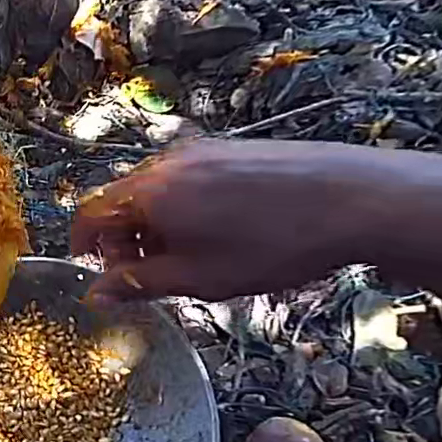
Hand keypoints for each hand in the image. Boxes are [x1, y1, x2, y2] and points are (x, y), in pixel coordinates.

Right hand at [71, 140, 441, 300]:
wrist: (358, 198)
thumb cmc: (270, 246)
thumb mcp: (197, 278)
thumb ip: (138, 284)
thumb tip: (94, 294)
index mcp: (149, 193)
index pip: (90, 213)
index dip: (83, 245)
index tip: (91, 270)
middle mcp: (166, 163)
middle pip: (120, 201)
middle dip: (121, 238)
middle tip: (145, 272)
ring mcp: (200, 150)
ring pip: (153, 190)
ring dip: (151, 224)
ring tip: (185, 255)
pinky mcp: (230, 147)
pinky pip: (184, 178)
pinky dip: (180, 206)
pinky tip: (215, 229)